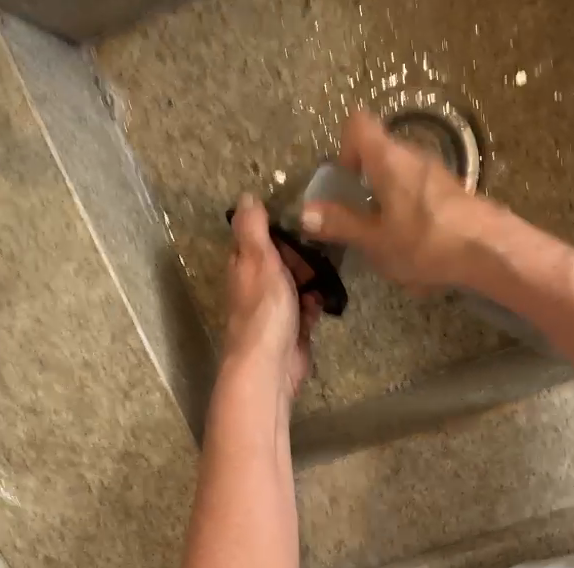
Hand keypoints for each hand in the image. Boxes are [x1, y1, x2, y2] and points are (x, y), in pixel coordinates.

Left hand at [223, 194, 315, 400]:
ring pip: (299, 284)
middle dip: (303, 255)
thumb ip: (253, 228)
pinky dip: (316, 305)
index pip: (260, 237)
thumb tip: (246, 196)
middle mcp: (258, 285)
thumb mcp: (258, 259)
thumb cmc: (264, 310)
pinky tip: (324, 303)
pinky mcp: (294, 330)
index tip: (305, 219)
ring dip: (314, 279)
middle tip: (326, 246)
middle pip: (283, 260)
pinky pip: (308, 309)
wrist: (271, 365)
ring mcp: (276, 309)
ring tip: (330, 271)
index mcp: (243, 265)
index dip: (280, 228)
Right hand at [299, 110, 496, 293]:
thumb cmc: (425, 242)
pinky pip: (421, 195)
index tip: (344, 181)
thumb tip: (305, 212)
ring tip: (389, 239)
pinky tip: (417, 247)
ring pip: (401, 177)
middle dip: (366, 184)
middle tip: (362, 220)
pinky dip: (411, 214)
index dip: (344, 147)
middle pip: (380, 153)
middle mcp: (412, 155)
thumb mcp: (375, 240)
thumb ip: (341, 224)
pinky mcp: (453, 193)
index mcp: (387, 158)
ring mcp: (437, 172)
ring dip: (389, 202)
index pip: (357, 124)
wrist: (489, 251)